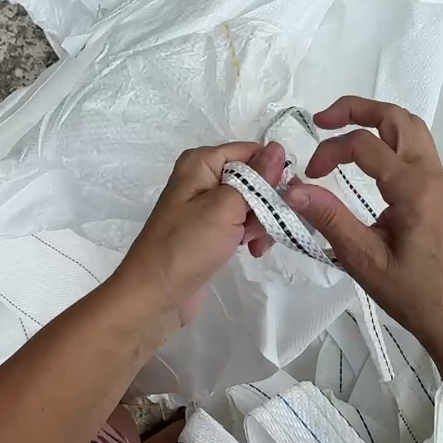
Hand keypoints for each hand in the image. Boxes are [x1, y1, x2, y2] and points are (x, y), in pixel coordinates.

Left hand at [113, 141, 285, 331]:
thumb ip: (254, 178)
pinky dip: (251, 234)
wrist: (156, 295)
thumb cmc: (187, 246)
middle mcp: (203, 176)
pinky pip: (242, 221)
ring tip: (253, 244)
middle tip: (261, 226)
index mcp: (201, 162)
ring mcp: (206, 204)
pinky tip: (252, 251)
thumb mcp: (224, 207)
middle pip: (254, 177)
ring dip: (261, 223)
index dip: (272, 172)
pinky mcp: (211, 228)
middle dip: (266, 203)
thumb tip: (277, 146)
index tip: (286, 198)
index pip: (251, 152)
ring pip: (252, 202)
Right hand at [285, 97, 442, 363]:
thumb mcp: (364, 260)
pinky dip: (387, 136)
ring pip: (409, 127)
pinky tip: (367, 155)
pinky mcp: (436, 192)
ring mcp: (437, 181)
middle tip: (321, 120)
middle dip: (356, 109)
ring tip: (341, 128)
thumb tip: (292, 188)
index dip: (329, 150)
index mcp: (413, 187)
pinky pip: (414, 146)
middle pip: (396, 117)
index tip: (309, 175)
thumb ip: (329, 218)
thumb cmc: (414, 294)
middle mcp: (429, 174)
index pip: (364, 144)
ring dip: (375, 118)